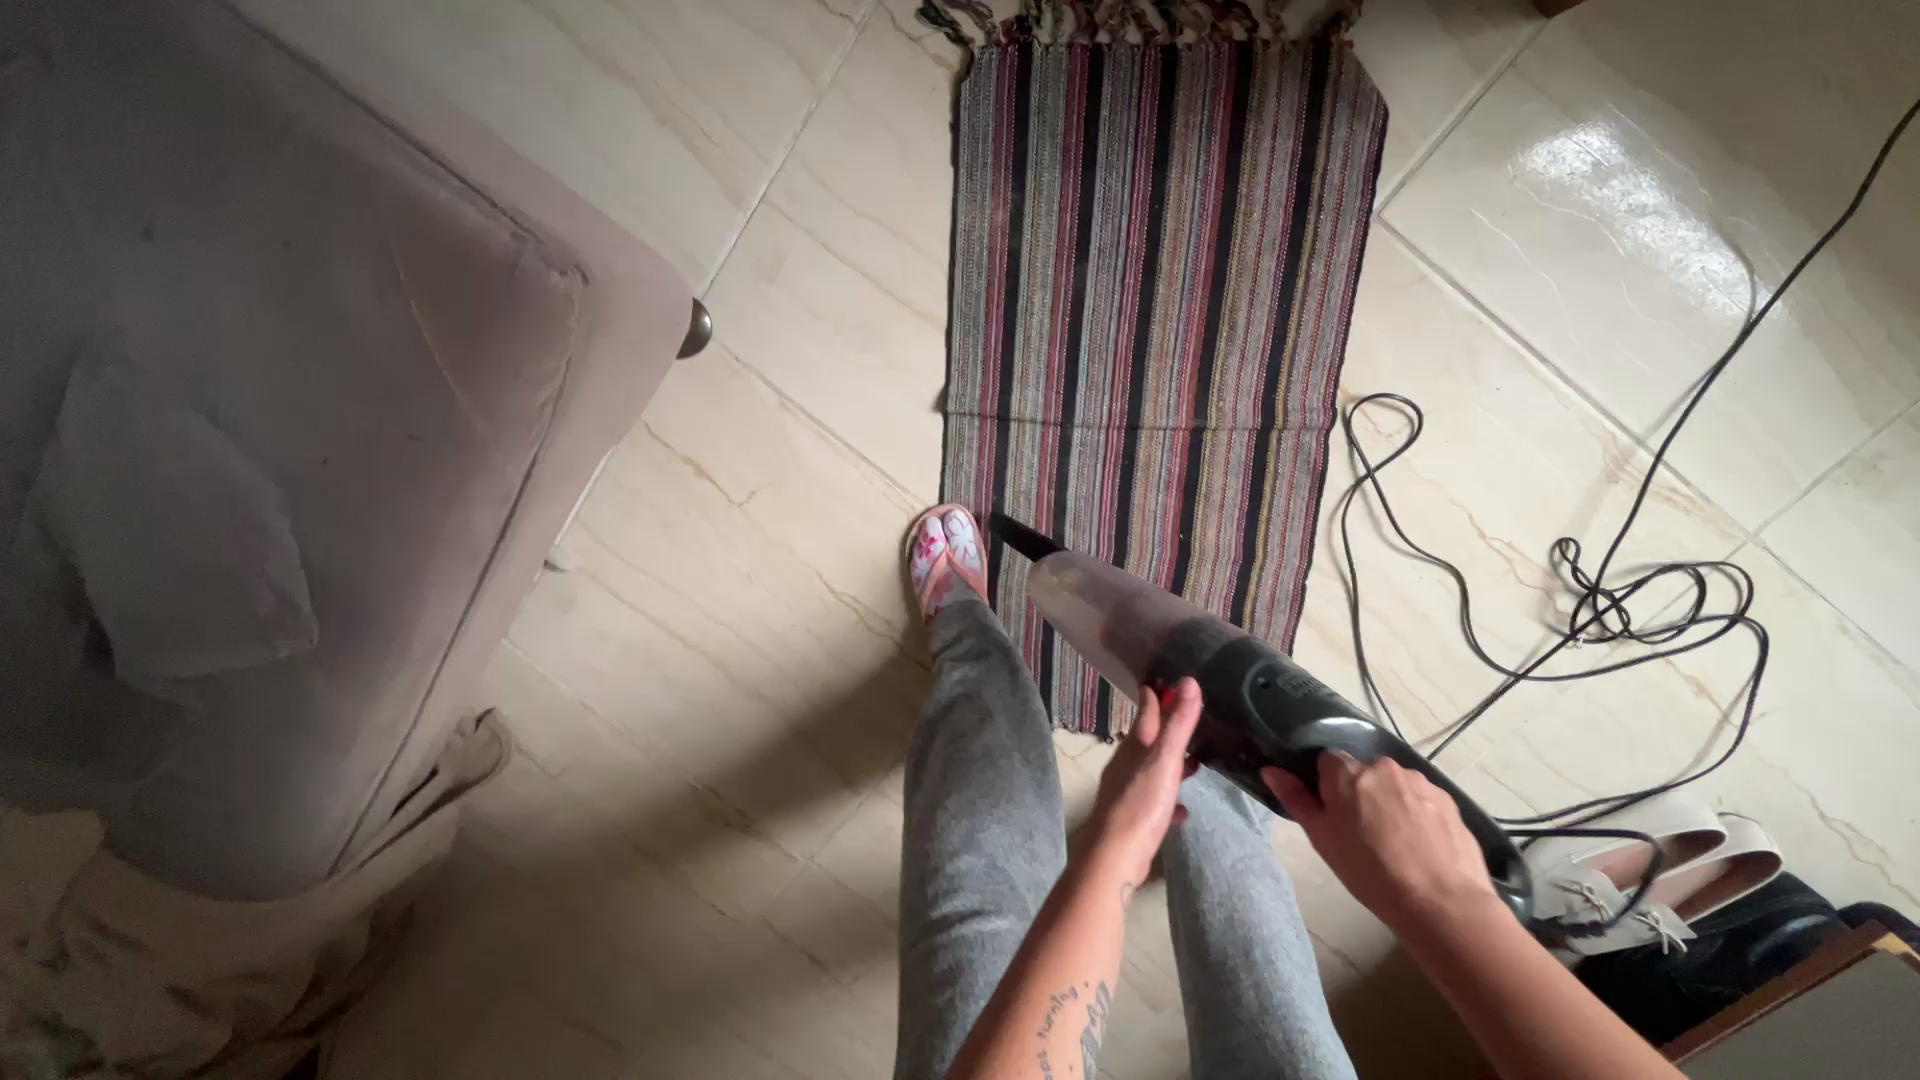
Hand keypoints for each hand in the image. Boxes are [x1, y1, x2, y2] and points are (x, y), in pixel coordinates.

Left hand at [1082, 678, 1202, 884]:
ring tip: (1193, 763)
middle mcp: (1127, 765)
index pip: (1146, 712)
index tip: (1168, 681)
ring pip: (1151, 770)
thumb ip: (1178, 724)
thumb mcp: (1164, 760)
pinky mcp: (1134, 819)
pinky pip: (1155, 802)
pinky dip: (1169, 799)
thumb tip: (1189, 682)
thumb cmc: (1141, 804)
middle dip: (1166, 729)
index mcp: (1133, 747)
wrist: (1116, 855)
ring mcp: (1128, 792)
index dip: (1157, 695)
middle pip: (1148, 740)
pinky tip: (1182, 809)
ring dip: (1170, 764)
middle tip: (1189, 720)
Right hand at [1263, 753, 1499, 935]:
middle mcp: (1384, 767)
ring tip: (1396, 843)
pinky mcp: (1449, 800)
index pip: (1327, 761)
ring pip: (1394, 785)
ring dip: (1390, 803)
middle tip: (1362, 833)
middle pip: (1363, 772)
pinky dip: (1418, 815)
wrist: (1441, 903)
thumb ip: (1296, 798)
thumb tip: (1270, 770)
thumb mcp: (1322, 838)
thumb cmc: (1369, 871)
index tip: (1333, 814)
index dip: (1327, 786)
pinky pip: (1422, 799)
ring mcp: (1420, 782)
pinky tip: (1420, 847)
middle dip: (1361, 793)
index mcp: (1348, 772)